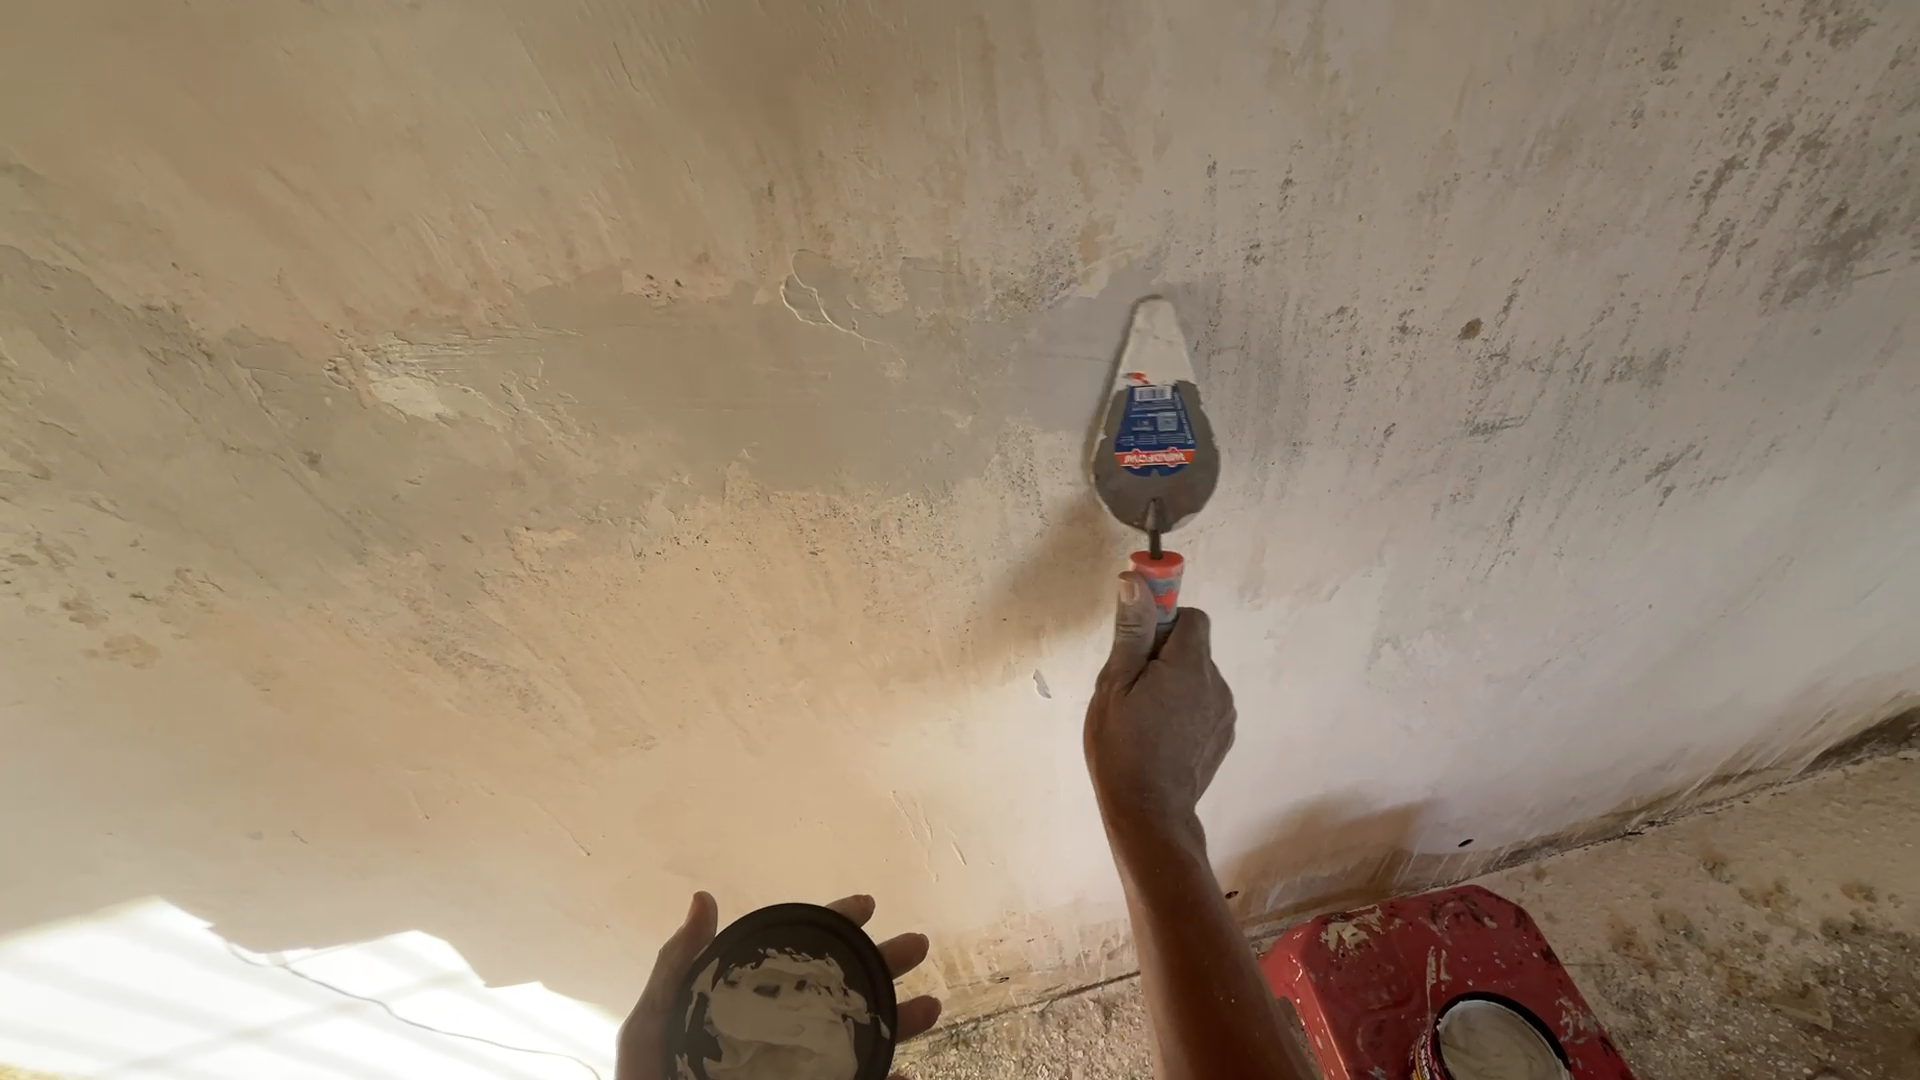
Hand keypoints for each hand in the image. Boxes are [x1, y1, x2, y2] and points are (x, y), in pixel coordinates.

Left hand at [616, 892, 943, 1079]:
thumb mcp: (652, 1029)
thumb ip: (677, 969)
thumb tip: (703, 898)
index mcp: (754, 1004)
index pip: (802, 953)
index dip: (835, 924)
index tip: (867, 904)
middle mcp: (788, 1033)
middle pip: (845, 990)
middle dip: (885, 963)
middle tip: (918, 944)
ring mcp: (808, 1071)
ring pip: (864, 1040)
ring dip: (900, 1021)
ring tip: (932, 1006)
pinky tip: (909, 1077)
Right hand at [1084, 572, 1235, 842]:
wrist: (1149, 812)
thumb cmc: (1122, 745)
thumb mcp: (1115, 684)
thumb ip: (1131, 631)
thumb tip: (1135, 581)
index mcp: (1190, 665)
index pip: (1191, 617)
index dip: (1164, 619)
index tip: (1137, 641)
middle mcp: (1216, 683)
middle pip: (1192, 647)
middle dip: (1162, 654)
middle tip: (1130, 684)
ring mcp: (1224, 712)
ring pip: (1196, 676)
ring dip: (1172, 682)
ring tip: (1142, 715)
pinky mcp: (1223, 735)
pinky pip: (1203, 702)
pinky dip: (1183, 706)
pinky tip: (1160, 734)